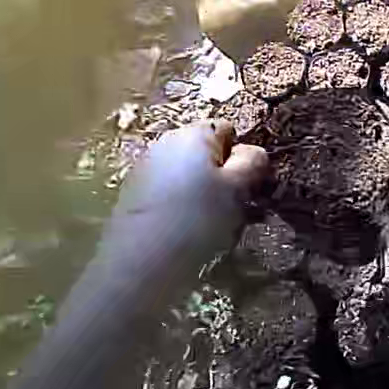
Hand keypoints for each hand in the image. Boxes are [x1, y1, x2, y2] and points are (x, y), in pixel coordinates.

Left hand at [94, 119, 268, 282]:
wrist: (142, 259)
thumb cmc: (198, 216)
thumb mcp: (238, 188)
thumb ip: (252, 162)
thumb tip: (253, 151)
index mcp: (194, 134)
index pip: (227, 129)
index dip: (241, 154)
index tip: (246, 182)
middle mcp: (167, 142)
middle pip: (206, 150)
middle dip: (223, 172)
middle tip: (235, 204)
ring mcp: (147, 167)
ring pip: (188, 172)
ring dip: (204, 190)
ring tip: (212, 221)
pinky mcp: (135, 192)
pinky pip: (170, 189)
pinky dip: (182, 202)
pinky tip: (187, 228)